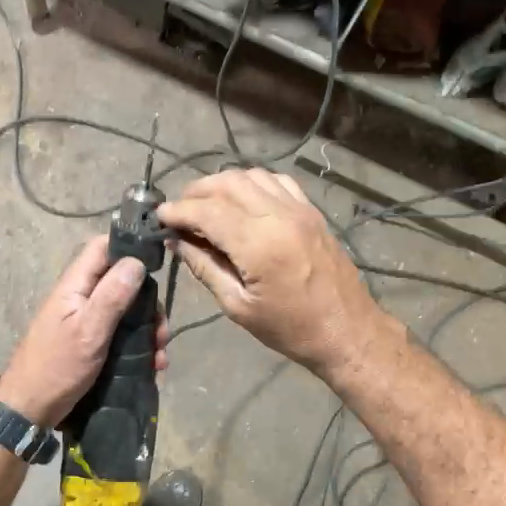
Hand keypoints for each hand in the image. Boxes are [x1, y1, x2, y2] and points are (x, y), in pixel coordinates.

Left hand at [0, 237, 169, 428]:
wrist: (29, 410)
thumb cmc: (56, 367)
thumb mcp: (88, 331)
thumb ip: (112, 295)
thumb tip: (136, 261)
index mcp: (75, 285)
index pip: (102, 247)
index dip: (129, 247)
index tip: (158, 263)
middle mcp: (81, 297)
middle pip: (121, 281)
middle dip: (148, 302)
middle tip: (162, 329)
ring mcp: (87, 321)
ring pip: (126, 311)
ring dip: (147, 329)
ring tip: (160, 354)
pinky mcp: (92, 343)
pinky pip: (122, 335)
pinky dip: (139, 346)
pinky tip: (153, 365)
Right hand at [158, 169, 389, 376]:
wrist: (347, 330)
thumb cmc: (290, 329)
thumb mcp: (238, 306)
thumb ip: (205, 268)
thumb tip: (177, 242)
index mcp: (258, 244)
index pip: (207, 210)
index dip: (178, 211)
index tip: (159, 217)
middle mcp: (278, 216)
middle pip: (227, 183)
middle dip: (196, 192)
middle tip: (179, 212)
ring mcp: (299, 209)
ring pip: (251, 176)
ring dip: (223, 184)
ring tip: (207, 205)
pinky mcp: (312, 211)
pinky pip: (277, 181)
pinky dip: (253, 184)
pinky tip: (243, 201)